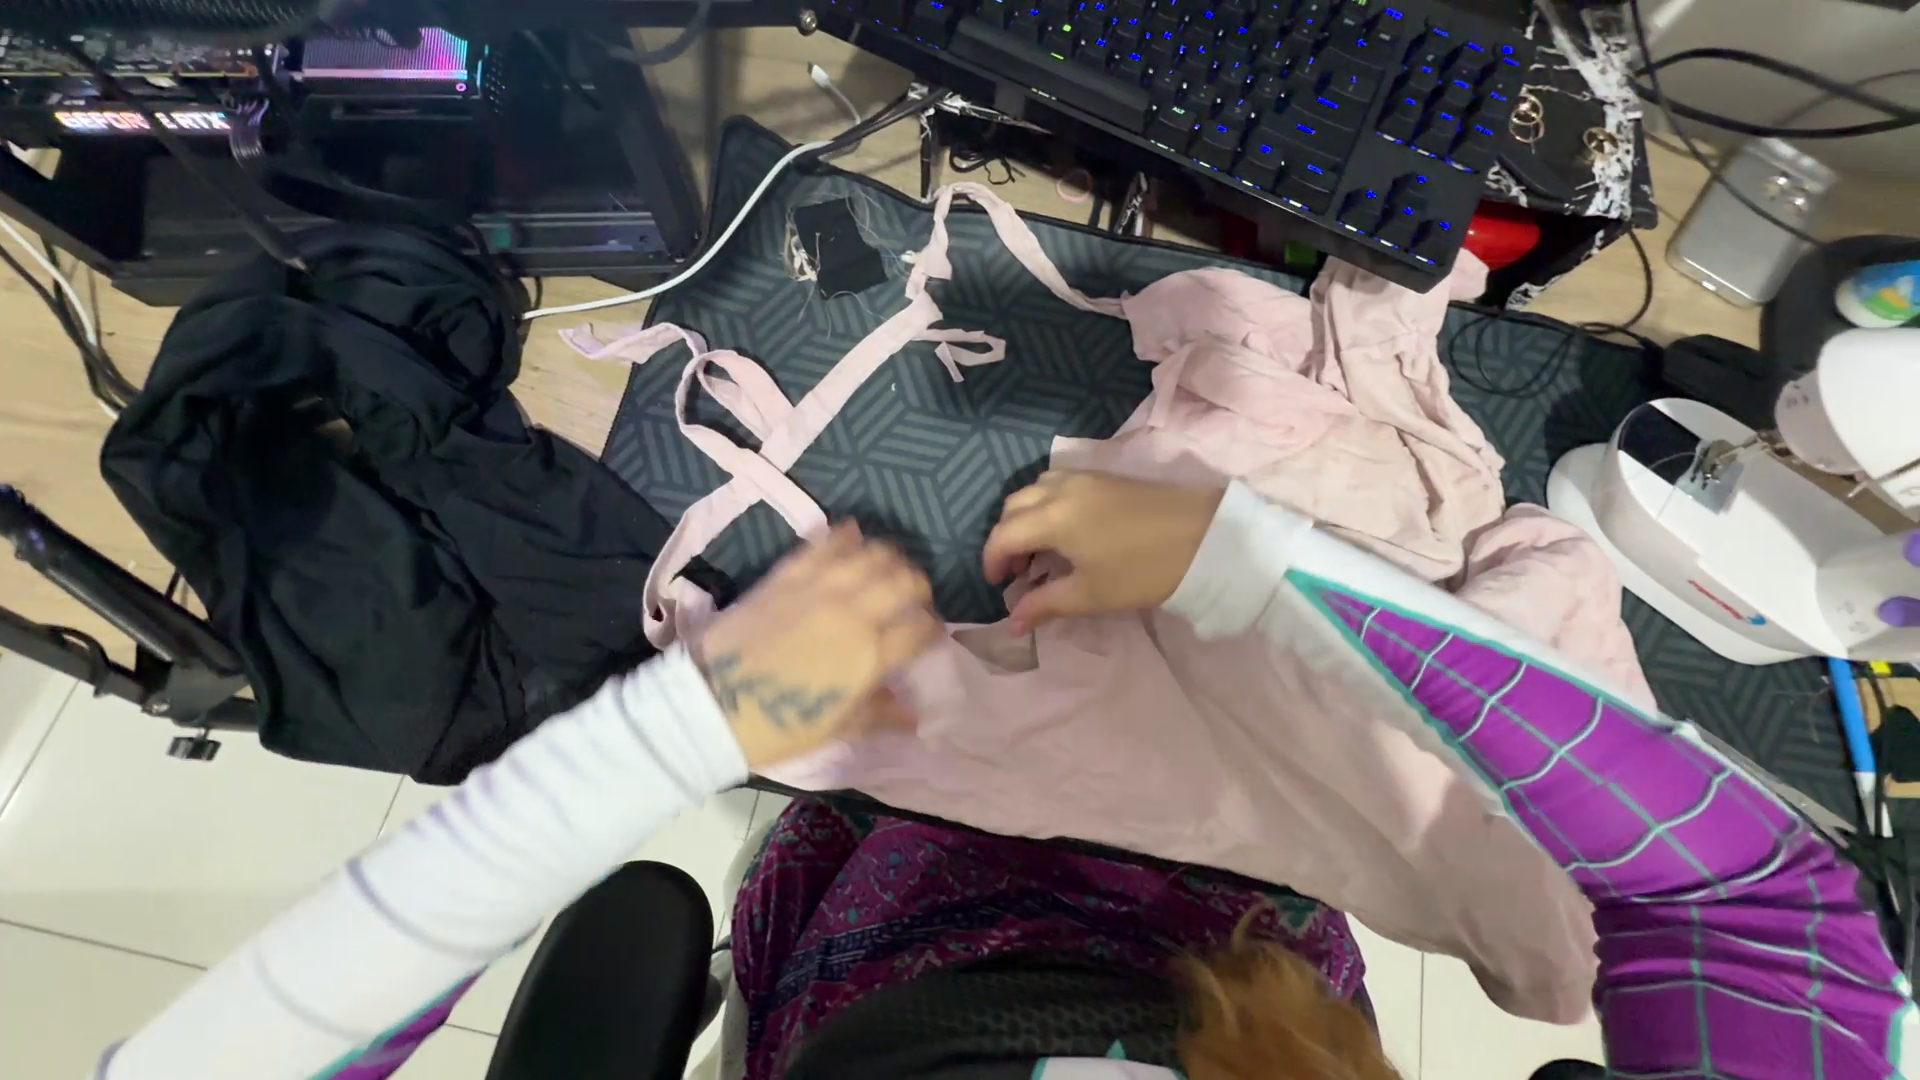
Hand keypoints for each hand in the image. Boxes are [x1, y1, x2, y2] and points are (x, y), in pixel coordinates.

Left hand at [695, 523, 940, 768]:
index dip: (932, 629)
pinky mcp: (788, 575)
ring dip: (888, 557)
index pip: (920, 628)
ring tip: (886, 566)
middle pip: (905, 581)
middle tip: (913, 597)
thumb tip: (916, 715)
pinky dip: (843, 536)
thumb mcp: (840, 726)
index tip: (930, 633)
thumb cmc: (782, 725)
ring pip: (871, 554)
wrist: (716, 706)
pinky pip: (824, 544)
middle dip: (918, 587)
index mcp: (872, 654)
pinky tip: (851, 536)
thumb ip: (882, 712)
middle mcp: (854, 612)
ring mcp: (820, 588)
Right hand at [983, 470, 1223, 633]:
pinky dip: (1045, 503)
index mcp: (1052, 518)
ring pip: (1034, 489)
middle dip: (1005, 537)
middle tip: (1016, 570)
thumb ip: (1045, 605)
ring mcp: (1083, 478)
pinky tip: (1064, 528)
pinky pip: (1057, 483)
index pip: (1002, 534)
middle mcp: (1060, 490)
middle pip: (1013, 507)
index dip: (991, 560)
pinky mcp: (1104, 477)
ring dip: (1024, 516)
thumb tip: (1011, 623)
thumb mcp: (1091, 594)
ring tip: (1038, 548)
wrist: (1205, 536)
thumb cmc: (1143, 570)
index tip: (997, 585)